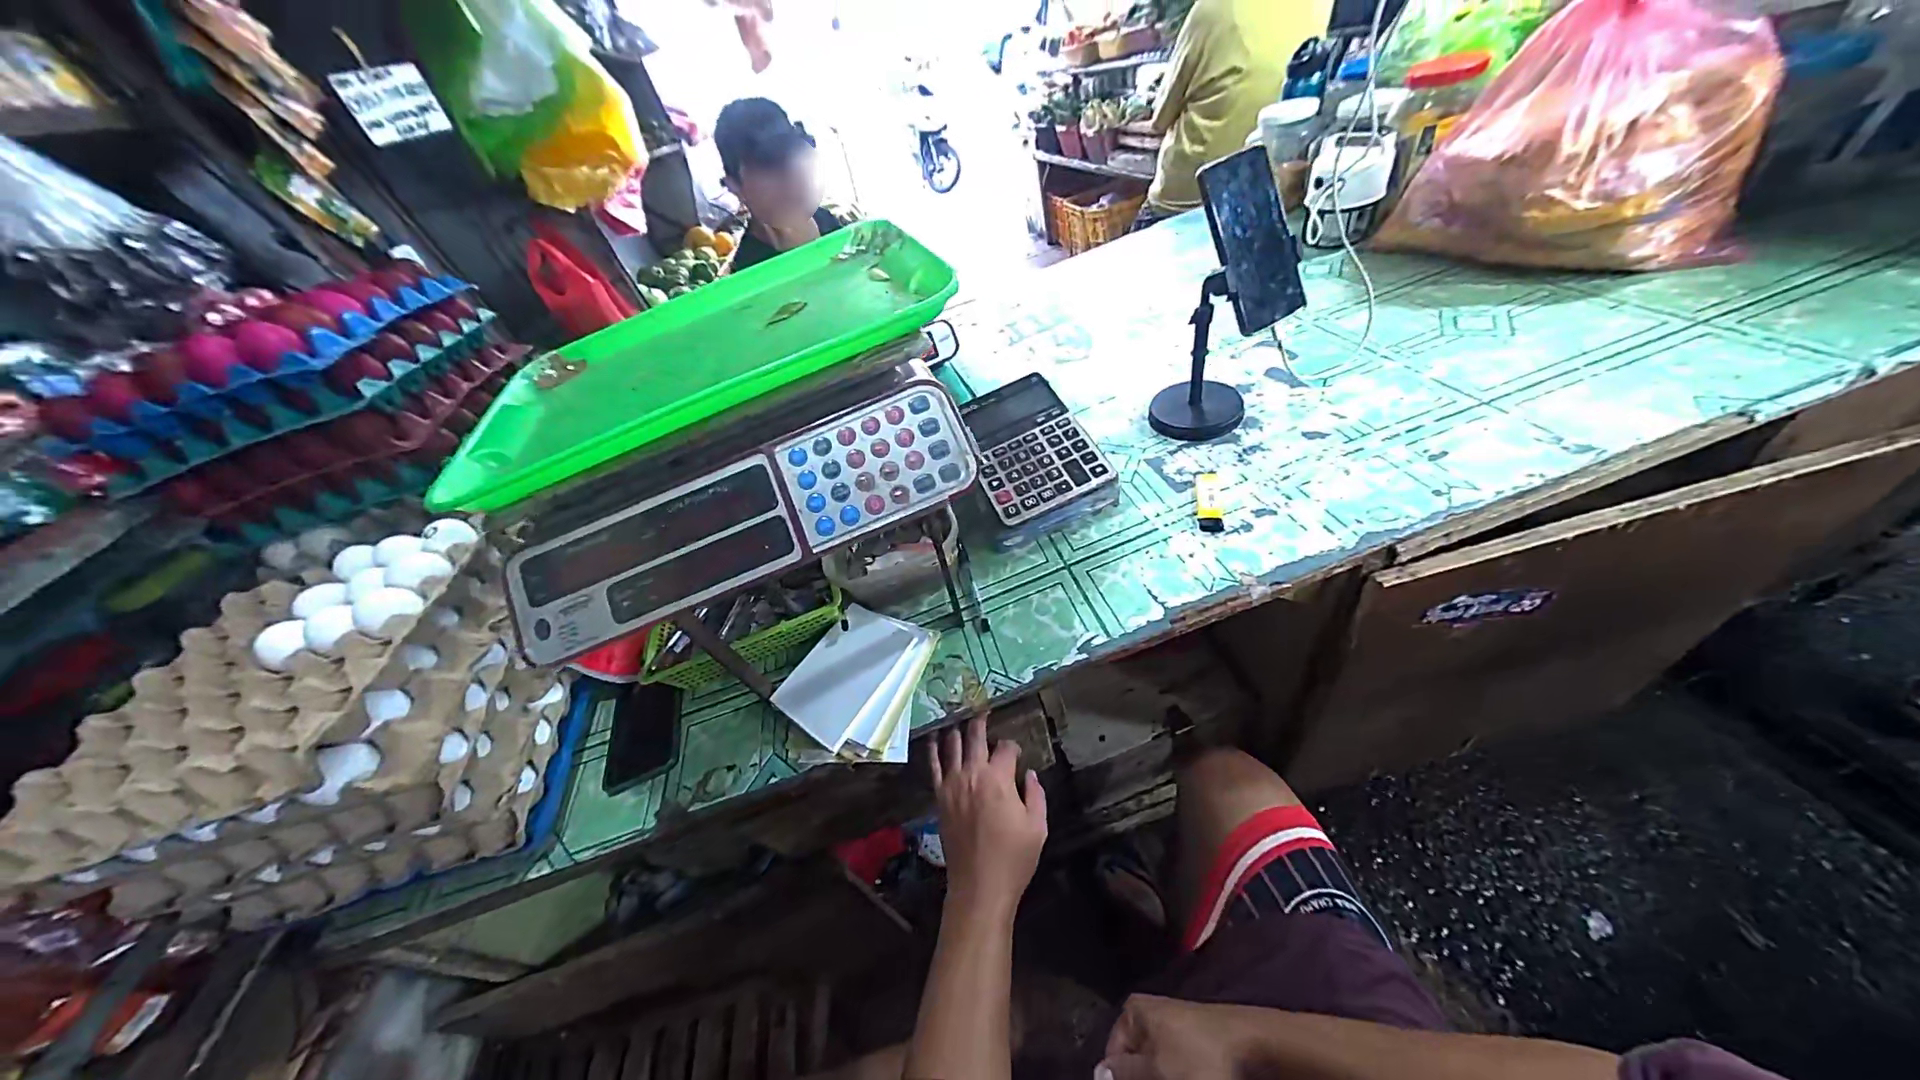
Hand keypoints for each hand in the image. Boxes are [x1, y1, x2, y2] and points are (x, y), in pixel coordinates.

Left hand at [930, 712, 1046, 918]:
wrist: (979, 886)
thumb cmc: (1013, 858)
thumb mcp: (1038, 826)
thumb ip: (1035, 795)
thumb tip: (1029, 774)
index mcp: (999, 779)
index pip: (1005, 748)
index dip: (1013, 746)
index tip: (1016, 752)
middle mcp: (972, 774)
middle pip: (975, 737)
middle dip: (981, 721)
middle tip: (983, 710)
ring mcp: (952, 784)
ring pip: (952, 746)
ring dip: (958, 730)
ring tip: (961, 718)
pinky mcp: (940, 797)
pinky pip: (934, 766)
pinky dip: (933, 750)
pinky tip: (934, 739)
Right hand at [1098, 995, 1267, 1079]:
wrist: (1252, 1046)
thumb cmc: (1198, 1056)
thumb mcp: (1157, 1069)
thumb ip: (1125, 1072)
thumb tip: (1099, 1073)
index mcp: (1134, 1011)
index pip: (1113, 1054)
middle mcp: (1149, 1013)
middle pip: (1136, 1060)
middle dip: (1142, 1079)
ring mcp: (1173, 1026)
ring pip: (1158, 1066)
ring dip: (1162, 1078)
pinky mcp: (1194, 1040)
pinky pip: (1176, 1065)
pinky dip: (1179, 1077)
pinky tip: (1192, 1079)